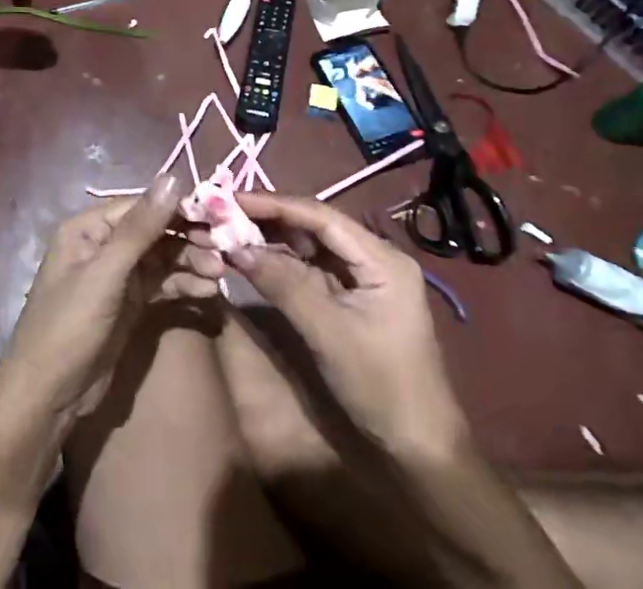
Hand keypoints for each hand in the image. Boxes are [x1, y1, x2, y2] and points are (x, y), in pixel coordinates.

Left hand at [0, 175, 224, 418]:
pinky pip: (163, 283)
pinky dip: (184, 285)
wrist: (48, 399)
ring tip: (218, 275)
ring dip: (192, 263)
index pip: (142, 206)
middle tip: (223, 251)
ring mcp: (118, 275)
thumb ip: (140, 228)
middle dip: (190, 239)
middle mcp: (103, 245)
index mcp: (88, 229)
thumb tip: (173, 177)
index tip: (219, 215)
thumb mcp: (105, 275)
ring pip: (164, 258)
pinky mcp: (130, 302)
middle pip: (157, 231)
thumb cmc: (68, 328)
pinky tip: (206, 293)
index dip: (180, 208)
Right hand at [226, 194, 468, 455]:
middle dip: (272, 220)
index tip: (232, 200)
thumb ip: (284, 286)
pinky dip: (285, 266)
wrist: (418, 443)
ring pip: (313, 248)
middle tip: (224, 215)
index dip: (276, 205)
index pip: (322, 217)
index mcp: (382, 258)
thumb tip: (238, 249)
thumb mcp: (329, 333)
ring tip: (232, 231)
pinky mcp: (353, 300)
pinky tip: (256, 260)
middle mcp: (375, 258)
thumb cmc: (381, 384)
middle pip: (317, 227)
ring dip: (275, 241)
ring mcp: (364, 279)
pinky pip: (314, 271)